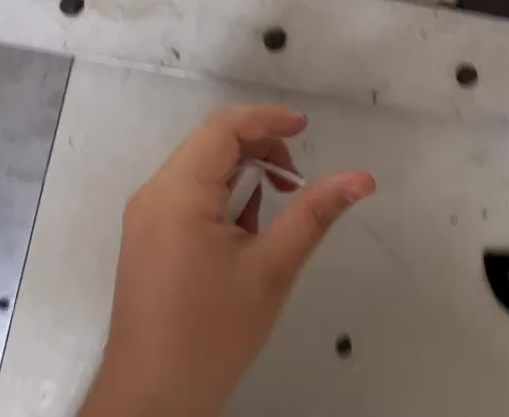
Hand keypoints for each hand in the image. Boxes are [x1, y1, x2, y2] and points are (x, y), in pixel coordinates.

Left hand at [86, 105, 375, 416]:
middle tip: (294, 181)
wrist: (152, 402)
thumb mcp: (272, 269)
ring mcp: (146, 218)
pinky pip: (189, 194)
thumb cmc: (212, 333)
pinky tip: (244, 235)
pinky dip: (223, 197)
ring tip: (271, 216)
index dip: (266, 119)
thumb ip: (315, 213)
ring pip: (201, 168)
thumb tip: (362, 179)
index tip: (304, 129)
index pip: (223, 128)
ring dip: (242, 176)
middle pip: (211, 144)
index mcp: (178, 194)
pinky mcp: (148, 239)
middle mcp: (154, 195)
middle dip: (259, 150)